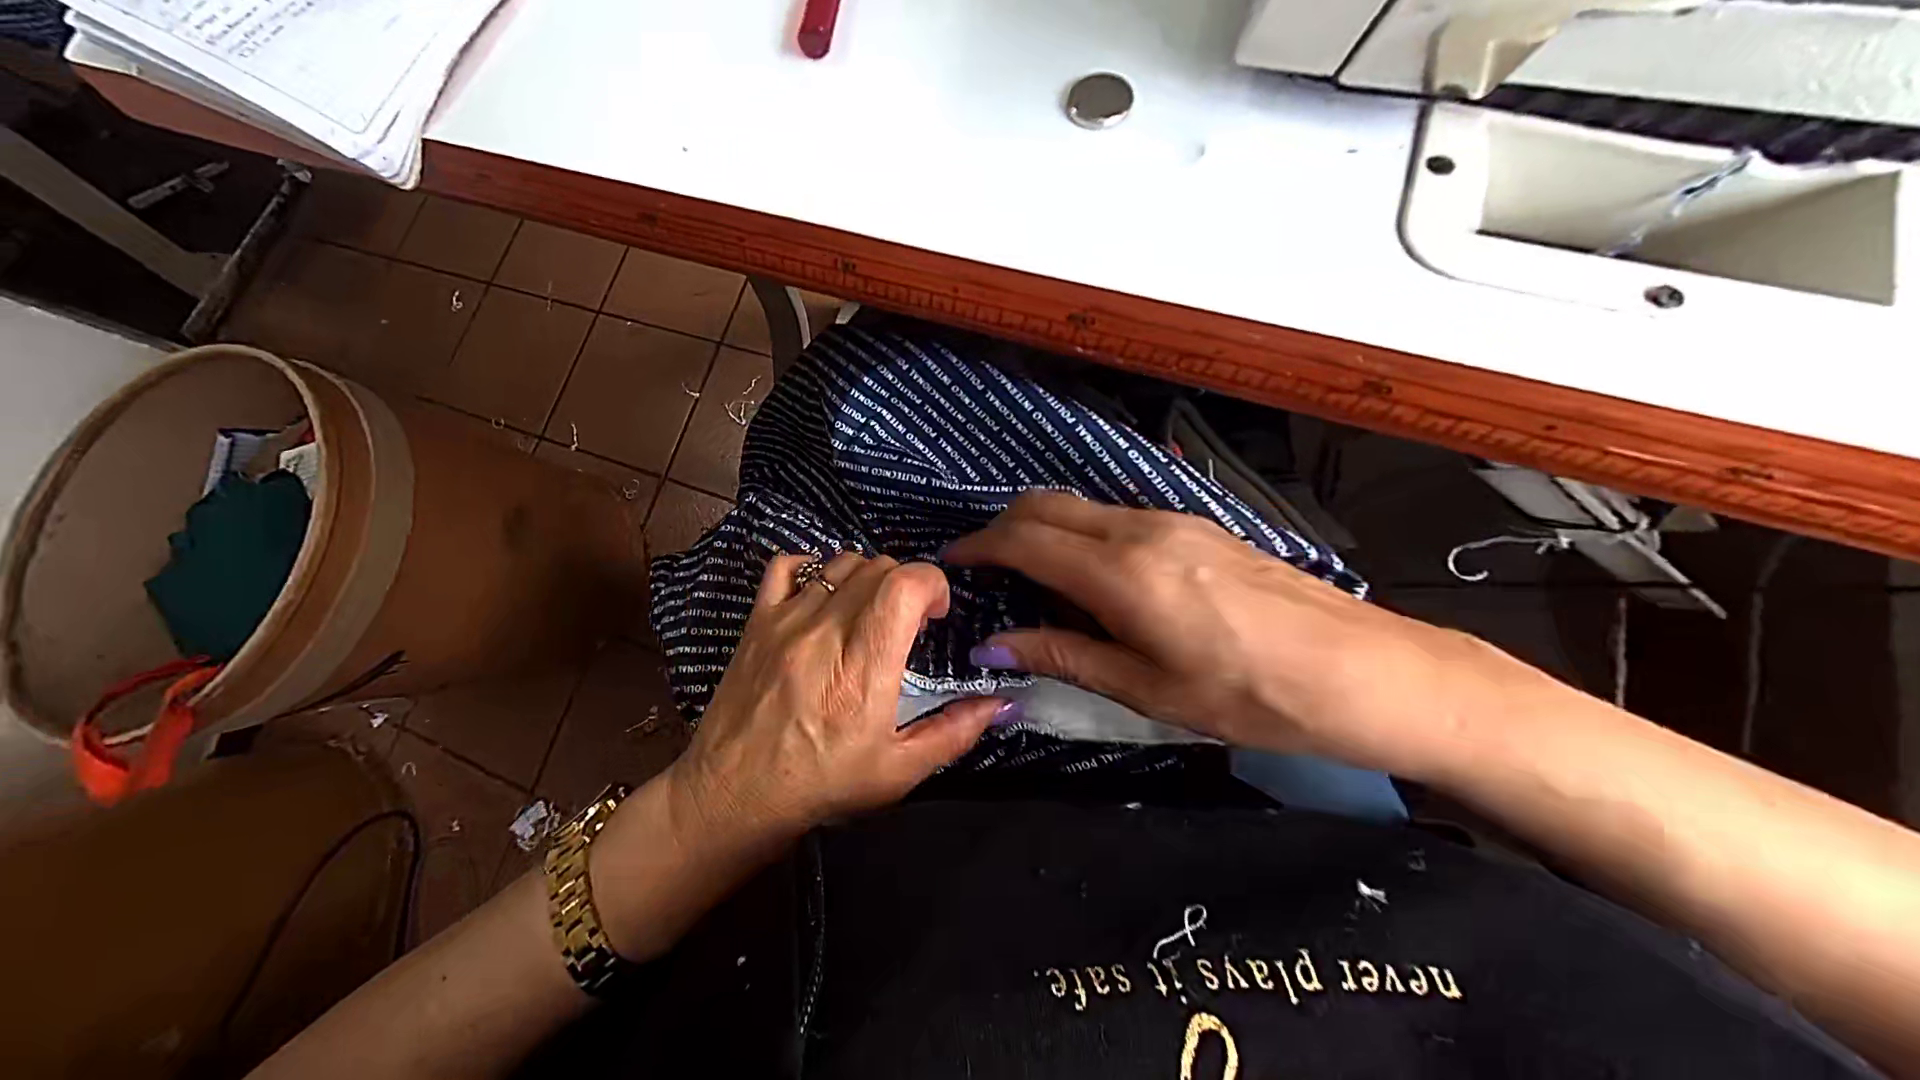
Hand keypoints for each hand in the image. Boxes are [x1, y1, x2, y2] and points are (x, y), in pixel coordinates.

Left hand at [665, 552, 1007, 844]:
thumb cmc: (820, 784)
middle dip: (906, 585)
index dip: (932, 584)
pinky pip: (787, 566)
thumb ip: (954, 732)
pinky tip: (825, 595)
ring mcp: (786, 621)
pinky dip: (814, 568)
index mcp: (864, 669)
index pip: (904, 585)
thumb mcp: (898, 772)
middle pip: (878, 567)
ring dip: (868, 578)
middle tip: (907, 623)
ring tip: (870, 612)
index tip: (936, 614)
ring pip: (840, 563)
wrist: (734, 794)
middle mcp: (825, 633)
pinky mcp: (757, 621)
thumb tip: (1001, 702)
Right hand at [942, 491, 1544, 777]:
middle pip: (1048, 506)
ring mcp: (1177, 521)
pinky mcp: (1202, 526)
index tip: (952, 564)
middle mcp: (1142, 529)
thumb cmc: (1255, 697)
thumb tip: (995, 646)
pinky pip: (1119, 516)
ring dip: (1045, 530)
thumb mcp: (1150, 690)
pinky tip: (1093, 575)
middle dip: (1004, 528)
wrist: (1372, 673)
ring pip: (1084, 508)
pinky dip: (1085, 535)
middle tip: (983, 569)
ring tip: (1032, 577)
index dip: (980, 547)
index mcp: (1122, 572)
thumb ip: (1065, 656)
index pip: (1026, 539)